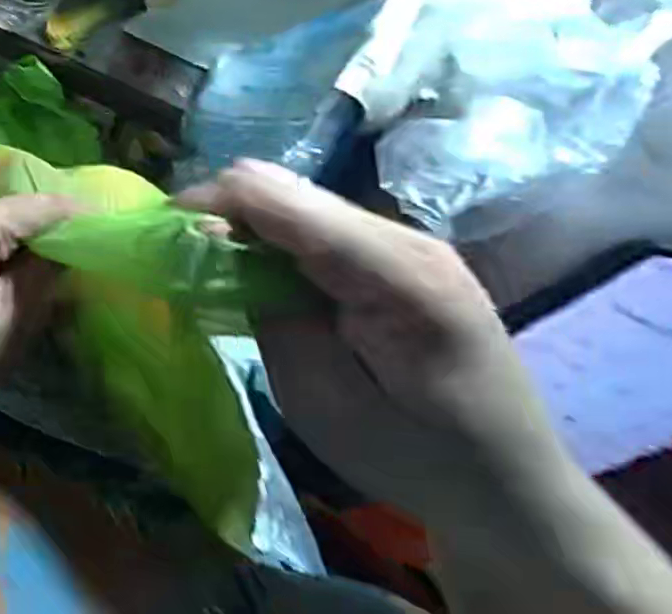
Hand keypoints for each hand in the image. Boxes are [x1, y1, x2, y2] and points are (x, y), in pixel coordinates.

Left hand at [0, 193, 74, 414]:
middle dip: (46, 233)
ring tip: (48, 267)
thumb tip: (71, 255)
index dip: (79, 220)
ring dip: (14, 238)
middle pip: (11, 208)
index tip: (112, 234)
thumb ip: (42, 282)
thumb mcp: (3, 326)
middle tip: (84, 258)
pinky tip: (1, 266)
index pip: (40, 207)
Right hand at [176, 160, 568, 530]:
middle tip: (181, 253)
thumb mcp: (317, 393)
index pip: (275, 198)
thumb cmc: (408, 453)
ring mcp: (403, 240)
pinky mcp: (393, 249)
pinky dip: (262, 229)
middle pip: (276, 184)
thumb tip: (207, 240)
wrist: (510, 488)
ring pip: (286, 192)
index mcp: (397, 275)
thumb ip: (261, 303)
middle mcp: (404, 239)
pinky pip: (305, 214)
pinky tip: (254, 266)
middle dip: (215, 207)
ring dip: (237, 217)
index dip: (206, 203)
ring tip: (212, 260)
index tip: (162, 236)